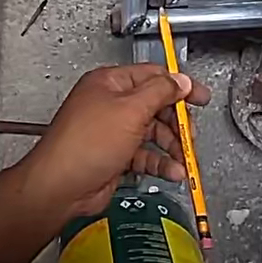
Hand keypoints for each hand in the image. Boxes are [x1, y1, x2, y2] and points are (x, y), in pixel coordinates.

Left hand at [10, 64, 211, 218]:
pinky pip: (144, 155)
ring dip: (171, 146)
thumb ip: (160, 92)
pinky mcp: (114, 155)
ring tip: (183, 158)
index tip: (199, 98)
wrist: (61, 186)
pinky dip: (159, 163)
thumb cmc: (85, 144)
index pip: (153, 76)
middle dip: (176, 121)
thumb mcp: (131, 110)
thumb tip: (180, 80)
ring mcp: (112, 130)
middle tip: (190, 133)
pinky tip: (171, 172)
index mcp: (110, 83)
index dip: (179, 86)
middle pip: (155, 106)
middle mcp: (110, 104)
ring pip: (152, 133)